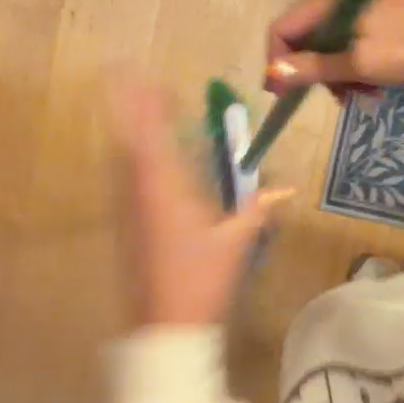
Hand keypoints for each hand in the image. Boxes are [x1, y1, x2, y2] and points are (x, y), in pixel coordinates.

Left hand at [107, 77, 291, 327]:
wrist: (164, 326)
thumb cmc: (201, 282)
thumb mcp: (235, 244)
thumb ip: (256, 210)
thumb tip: (281, 190)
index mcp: (165, 190)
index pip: (150, 134)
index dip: (145, 103)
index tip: (144, 76)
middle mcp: (139, 194)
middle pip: (128, 140)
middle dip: (131, 108)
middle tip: (134, 81)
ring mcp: (128, 212)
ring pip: (122, 161)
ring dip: (128, 132)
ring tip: (139, 112)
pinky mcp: (125, 230)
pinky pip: (124, 182)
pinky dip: (131, 161)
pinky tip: (143, 164)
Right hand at [263, 0, 403, 98]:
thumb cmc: (403, 51)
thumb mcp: (355, 63)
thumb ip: (312, 69)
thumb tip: (271, 76)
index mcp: (326, 5)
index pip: (282, 31)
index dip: (278, 63)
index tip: (286, 95)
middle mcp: (336, 5)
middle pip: (305, 45)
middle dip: (317, 76)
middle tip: (340, 99)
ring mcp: (355, 16)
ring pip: (328, 54)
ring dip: (339, 80)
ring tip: (363, 97)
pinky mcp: (373, 28)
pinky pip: (349, 54)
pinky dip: (355, 75)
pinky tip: (373, 90)